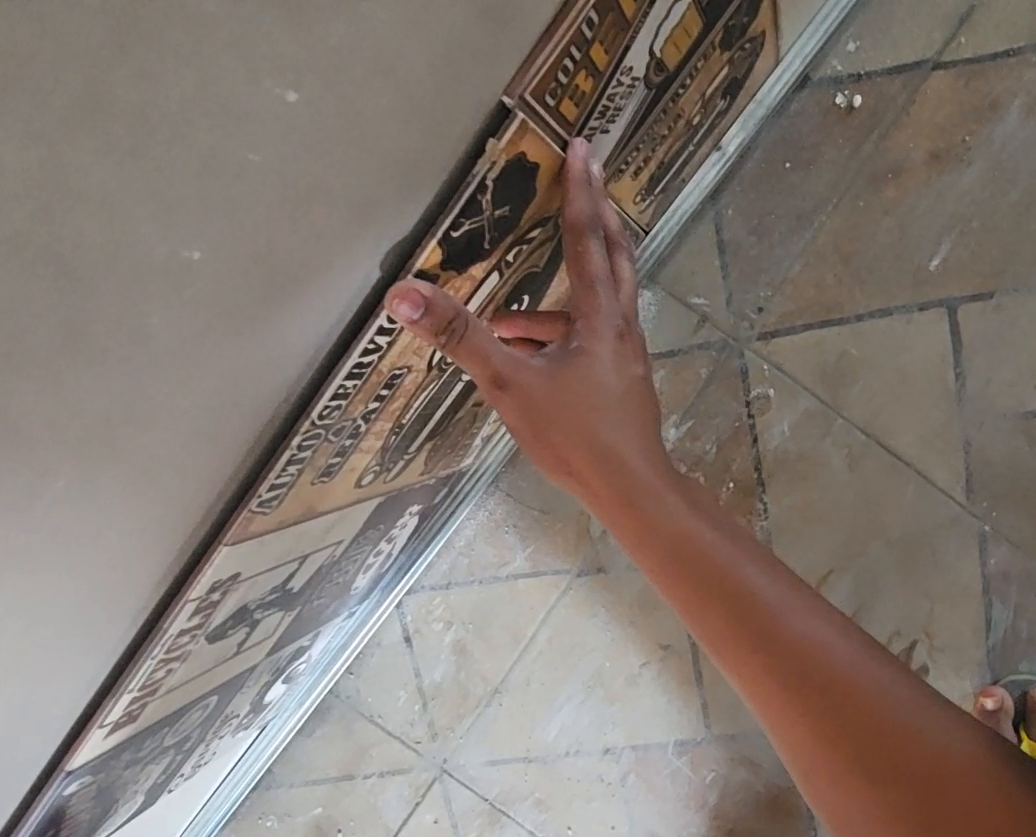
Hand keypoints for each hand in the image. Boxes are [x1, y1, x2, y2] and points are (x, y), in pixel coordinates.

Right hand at [383, 137, 669, 511]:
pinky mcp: (623, 380)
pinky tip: (527, 364)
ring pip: (603, 303)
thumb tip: (403, 293)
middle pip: (614, 258)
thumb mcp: (512, 386)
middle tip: (591, 178)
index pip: (586, 240)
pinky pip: (593, 340)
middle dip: (598, 216)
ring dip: (567, 292)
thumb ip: (461, 338)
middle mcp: (620, 327)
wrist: (632, 487)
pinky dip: (560, 339)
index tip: (585, 149)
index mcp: (599, 318)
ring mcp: (626, 355)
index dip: (580, 192)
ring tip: (508, 322)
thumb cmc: (577, 437)